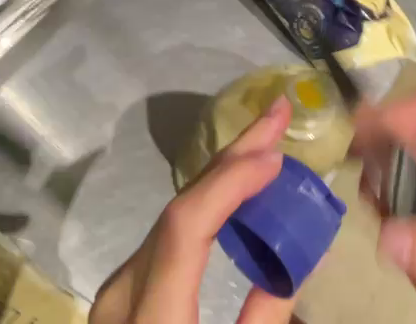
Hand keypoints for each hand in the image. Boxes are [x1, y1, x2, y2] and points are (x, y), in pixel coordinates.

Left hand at [90, 98, 297, 323]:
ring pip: (172, 216)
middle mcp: (123, 293)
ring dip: (221, 177)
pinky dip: (205, 206)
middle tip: (277, 112)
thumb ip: (262, 318)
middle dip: (233, 157)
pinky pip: (167, 236)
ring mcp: (116, 292)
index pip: (184, 227)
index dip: (229, 183)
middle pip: (177, 209)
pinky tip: (232, 190)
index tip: (276, 156)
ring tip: (265, 142)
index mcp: (151, 316)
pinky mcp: (122, 296)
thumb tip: (299, 257)